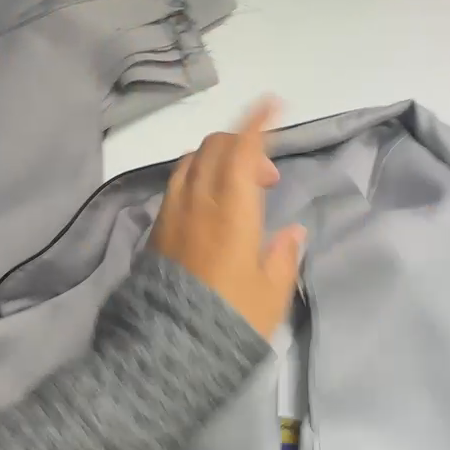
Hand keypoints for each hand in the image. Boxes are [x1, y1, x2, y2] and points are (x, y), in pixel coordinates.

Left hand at [149, 99, 306, 338]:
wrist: (170, 344)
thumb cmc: (231, 317)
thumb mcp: (271, 292)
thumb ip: (283, 255)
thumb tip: (292, 232)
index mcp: (232, 209)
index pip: (242, 148)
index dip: (258, 121)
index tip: (274, 105)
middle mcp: (198, 200)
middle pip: (215, 147)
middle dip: (242, 143)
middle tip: (266, 175)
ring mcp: (173, 213)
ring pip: (192, 163)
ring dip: (217, 160)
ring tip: (238, 188)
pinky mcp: (157, 231)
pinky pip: (177, 186)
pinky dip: (198, 179)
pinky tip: (211, 207)